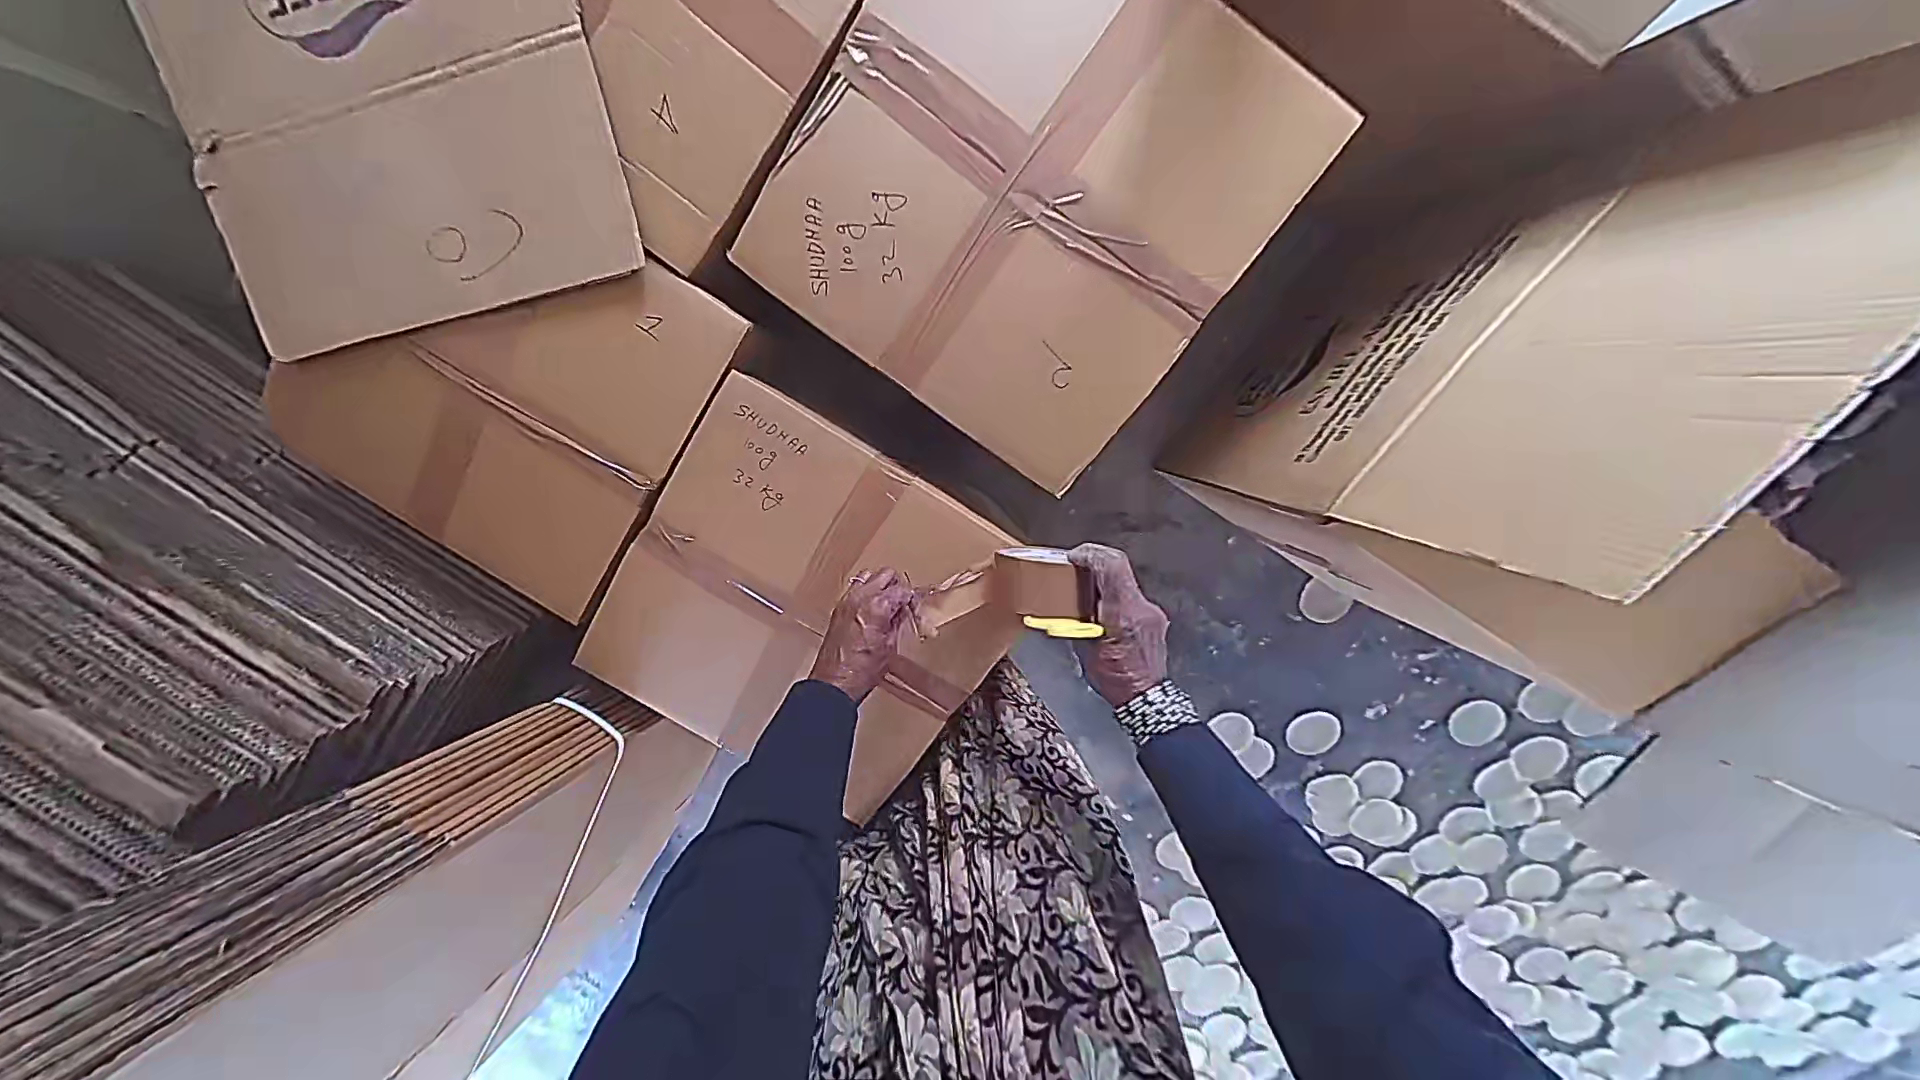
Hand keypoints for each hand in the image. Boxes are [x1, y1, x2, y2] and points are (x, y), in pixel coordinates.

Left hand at [811, 568, 916, 702]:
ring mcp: (847, 600)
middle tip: (901, 604)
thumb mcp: (890, 645)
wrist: (835, 682)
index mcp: (877, 605)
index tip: (914, 608)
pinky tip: (871, 610)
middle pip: (886, 574)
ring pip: (869, 576)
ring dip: (880, 586)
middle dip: (896, 586)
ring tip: (886, 605)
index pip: (902, 589)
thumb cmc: (862, 670)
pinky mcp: (838, 607)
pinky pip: (856, 588)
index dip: (911, 599)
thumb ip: (898, 620)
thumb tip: (903, 610)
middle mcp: (860, 597)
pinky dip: (866, 592)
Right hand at [1067, 543, 1168, 706]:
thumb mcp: (1085, 647)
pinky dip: (1114, 594)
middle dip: (1094, 563)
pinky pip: (1131, 596)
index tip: (1074, 557)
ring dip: (1104, 579)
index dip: (1090, 553)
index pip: (1111, 565)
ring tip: (1085, 590)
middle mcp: (1142, 607)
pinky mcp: (1154, 618)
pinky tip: (1102, 608)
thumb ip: (1078, 620)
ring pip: (1125, 581)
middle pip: (1118, 568)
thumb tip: (1064, 604)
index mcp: (1123, 612)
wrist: (1146, 698)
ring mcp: (1152, 611)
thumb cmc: (1115, 678)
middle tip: (1075, 568)